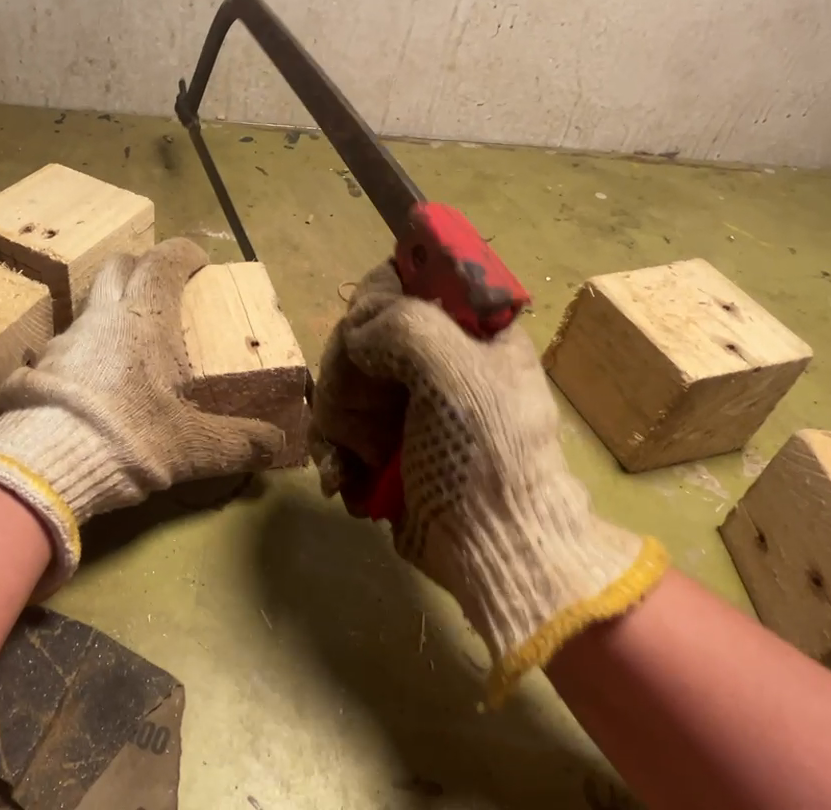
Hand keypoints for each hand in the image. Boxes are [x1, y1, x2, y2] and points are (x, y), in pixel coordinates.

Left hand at [0, 237, 284, 592]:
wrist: (44, 465)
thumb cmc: (129, 438)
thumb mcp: (193, 447)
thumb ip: (238, 443)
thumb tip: (277, 443)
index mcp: (143, 321)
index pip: (163, 263)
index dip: (183, 253)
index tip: (198, 261)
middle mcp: (101, 318)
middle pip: (118, 267)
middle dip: (142, 268)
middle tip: (162, 291)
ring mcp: (64, 340)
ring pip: (90, 306)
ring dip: (112, 313)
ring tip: (130, 348)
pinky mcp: (37, 368)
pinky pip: (67, 346)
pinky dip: (87, 352)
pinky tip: (95, 386)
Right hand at [314, 262, 668, 701]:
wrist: (493, 550)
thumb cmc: (486, 457)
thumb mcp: (457, 374)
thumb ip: (402, 325)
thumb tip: (355, 333)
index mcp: (472, 329)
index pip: (409, 280)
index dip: (377, 303)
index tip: (366, 338)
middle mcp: (440, 358)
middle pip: (363, 335)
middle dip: (347, 378)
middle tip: (352, 415)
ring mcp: (411, 402)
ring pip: (344, 382)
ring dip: (336, 423)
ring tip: (348, 463)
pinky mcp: (388, 442)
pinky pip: (343, 427)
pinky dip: (336, 452)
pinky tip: (343, 479)